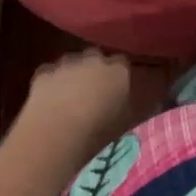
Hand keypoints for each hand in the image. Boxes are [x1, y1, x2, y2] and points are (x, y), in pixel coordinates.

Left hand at [17, 51, 164, 149]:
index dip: (122, 77)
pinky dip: (53, 83)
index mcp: (120, 70)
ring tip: (73, 101)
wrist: (53, 137)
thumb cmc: (98, 135)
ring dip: (75, 75)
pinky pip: (52, 74)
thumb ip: (140, 107)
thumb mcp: (129, 123)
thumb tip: (152, 102)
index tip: (121, 91)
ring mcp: (67, 63)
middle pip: (99, 59)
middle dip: (98, 73)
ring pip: (75, 63)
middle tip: (97, 96)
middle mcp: (95, 58)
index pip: (125, 64)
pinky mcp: (43, 72)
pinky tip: (51, 101)